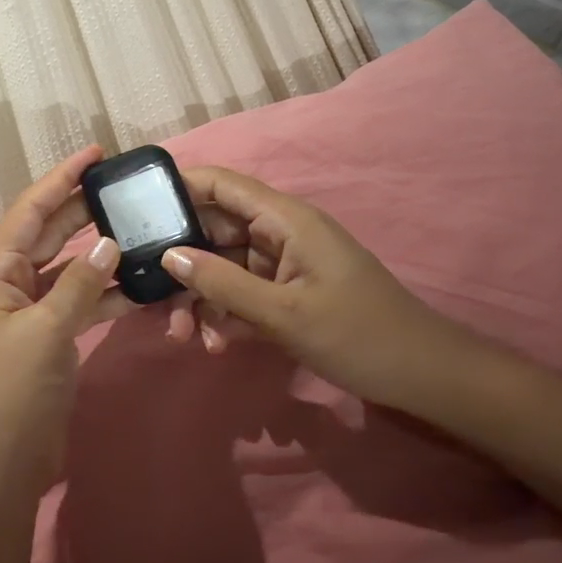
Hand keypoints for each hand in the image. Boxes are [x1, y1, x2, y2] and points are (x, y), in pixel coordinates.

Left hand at [0, 145, 134, 497]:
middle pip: (49, 230)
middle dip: (81, 206)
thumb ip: (78, 284)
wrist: (4, 460)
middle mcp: (11, 280)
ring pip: (67, 264)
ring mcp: (30, 308)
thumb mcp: (47, 331)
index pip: (32, 210)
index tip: (95, 154)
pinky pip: (78, 298)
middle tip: (122, 185)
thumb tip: (108, 243)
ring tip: (136, 225)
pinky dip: (104, 289)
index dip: (61, 179)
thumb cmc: (15, 389)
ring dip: (97, 248)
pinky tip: (136, 281)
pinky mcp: (49, 334)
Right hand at [161, 166, 490, 410]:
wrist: (428, 379)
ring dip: (198, 295)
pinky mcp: (286, 291)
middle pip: (212, 227)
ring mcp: (282, 263)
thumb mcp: (285, 314)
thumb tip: (166, 256)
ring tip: (182, 334)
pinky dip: (222, 313)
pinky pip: (239, 290)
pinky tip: (212, 343)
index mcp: (284, 219)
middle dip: (178, 258)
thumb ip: (221, 283)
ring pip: (221, 264)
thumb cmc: (360, 336)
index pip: (218, 183)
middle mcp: (278, 231)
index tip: (133, 208)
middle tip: (147, 291)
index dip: (175, 186)